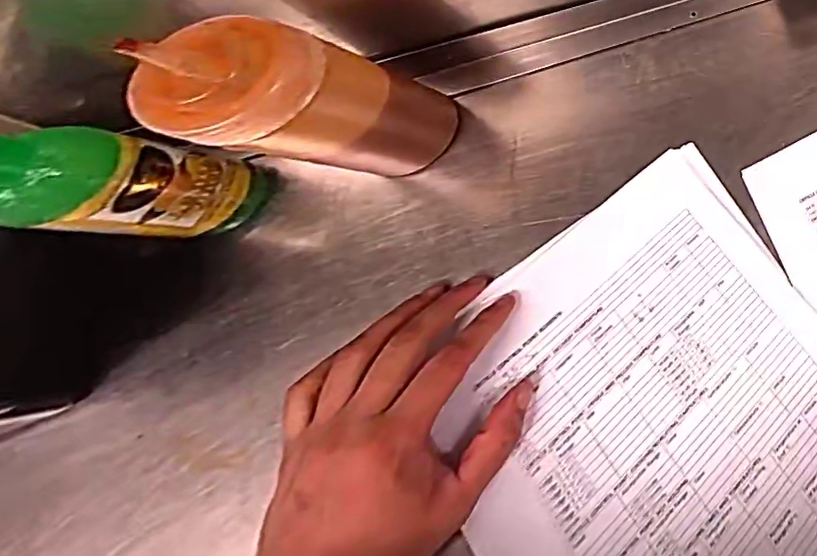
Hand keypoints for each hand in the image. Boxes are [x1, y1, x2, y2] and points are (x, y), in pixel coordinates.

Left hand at [258, 278, 533, 555]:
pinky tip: (363, 341)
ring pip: (356, 353)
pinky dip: (340, 355)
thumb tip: (522, 393)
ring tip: (426, 296)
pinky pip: (309, 385)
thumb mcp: (457, 499)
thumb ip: (496, 442)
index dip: (480, 327)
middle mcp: (350, 428)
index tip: (499, 306)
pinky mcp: (294, 444)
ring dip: (397, 316)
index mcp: (393, 439)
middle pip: (403, 345)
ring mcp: (317, 433)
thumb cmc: (385, 549)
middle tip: (470, 287)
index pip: (447, 363)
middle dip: (444, 306)